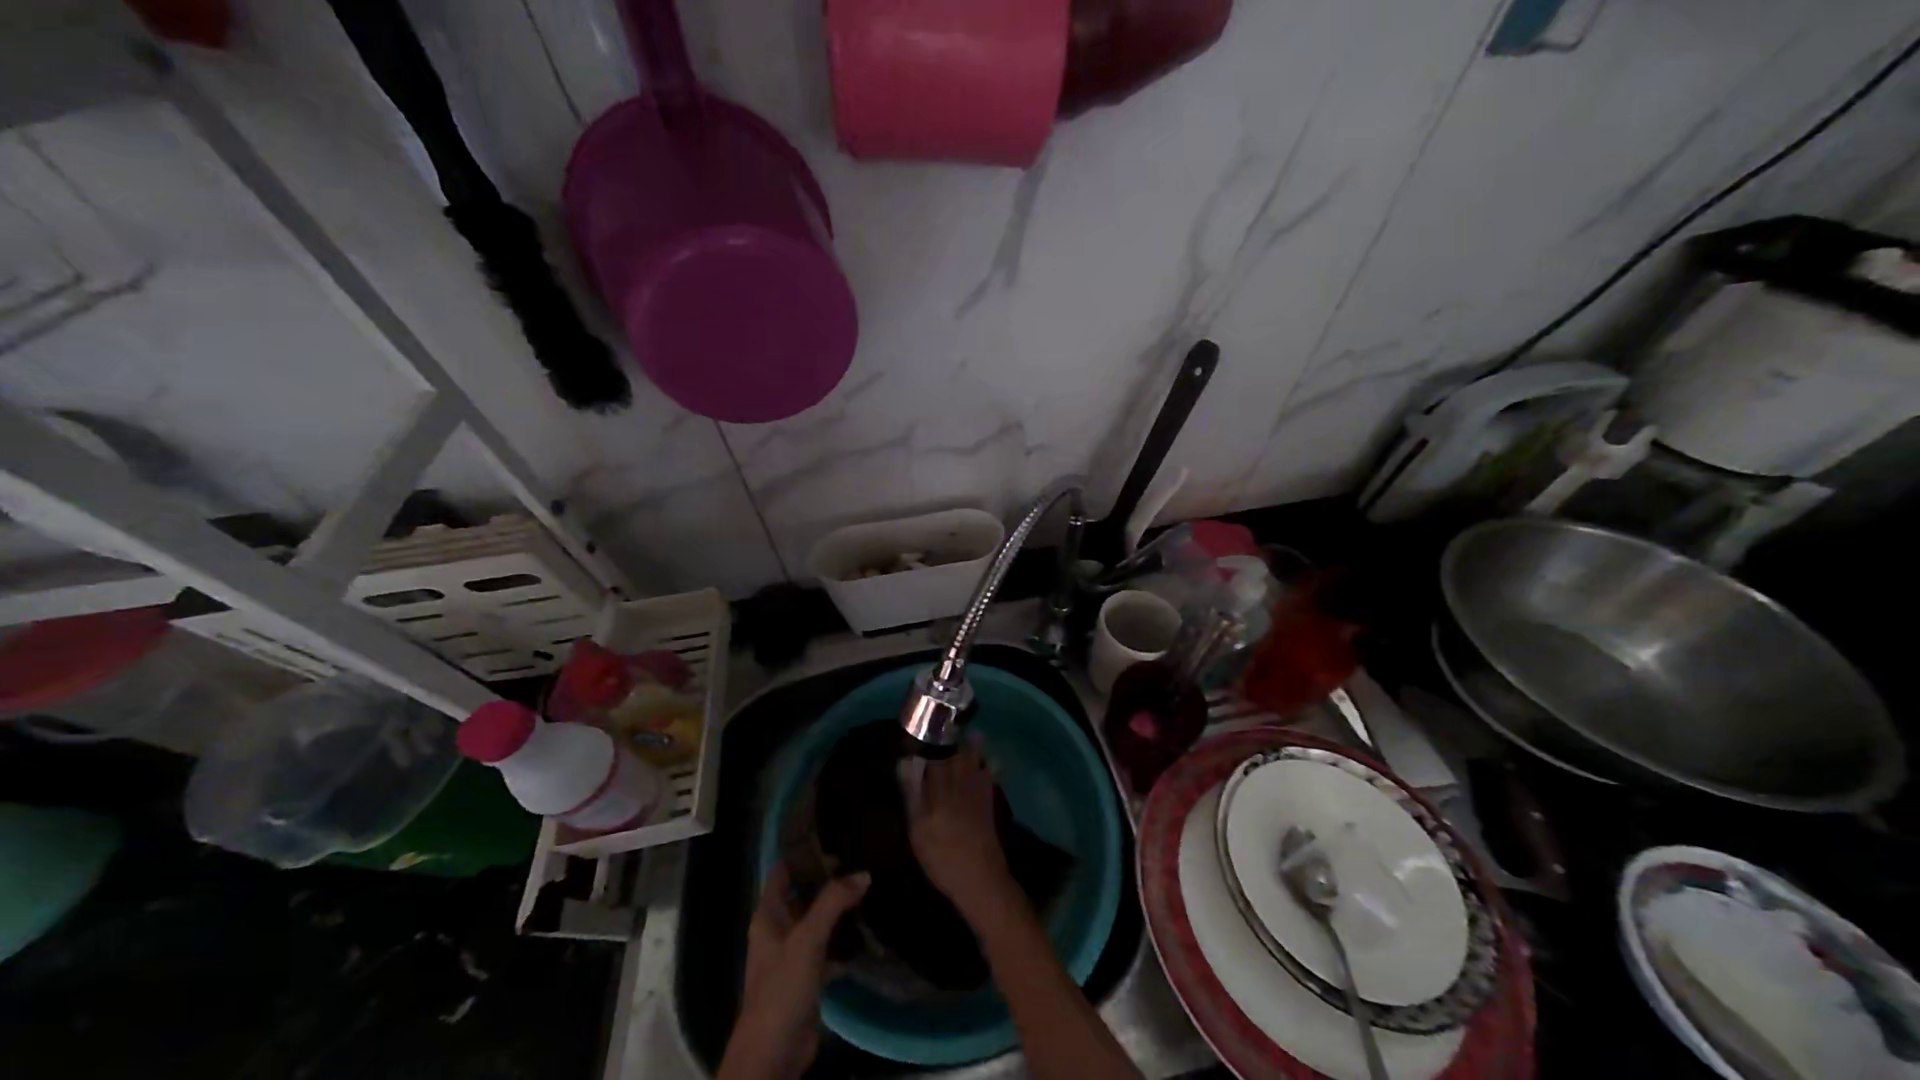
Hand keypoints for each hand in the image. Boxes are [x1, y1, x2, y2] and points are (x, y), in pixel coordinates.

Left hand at [717, 862, 869, 1079]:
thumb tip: (863, 872)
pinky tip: (870, 930)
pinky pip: (829, 948)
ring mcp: (794, 954)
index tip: (832, 832)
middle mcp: (779, 929)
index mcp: (768, 915)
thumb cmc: (781, 988)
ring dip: (839, 908)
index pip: (783, 871)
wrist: (773, 1052)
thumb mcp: (807, 939)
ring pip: (818, 921)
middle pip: (804, 894)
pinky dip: (845, 939)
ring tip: (871, 885)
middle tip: (861, 856)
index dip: (802, 851)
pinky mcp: (809, 976)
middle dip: (828, 878)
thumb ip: (833, 903)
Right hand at [902, 740, 1020, 921]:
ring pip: (974, 762)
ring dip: (972, 746)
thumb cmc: (942, 859)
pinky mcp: (988, 804)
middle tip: (947, 723)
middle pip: (955, 755)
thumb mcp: (918, 831)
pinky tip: (990, 760)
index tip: (923, 726)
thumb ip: (912, 794)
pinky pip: (989, 777)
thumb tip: (906, 762)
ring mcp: (977, 793)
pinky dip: (990, 765)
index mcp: (939, 791)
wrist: (980, 880)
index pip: (933, 757)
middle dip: (951, 738)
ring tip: (970, 733)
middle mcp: (960, 785)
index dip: (928, 740)